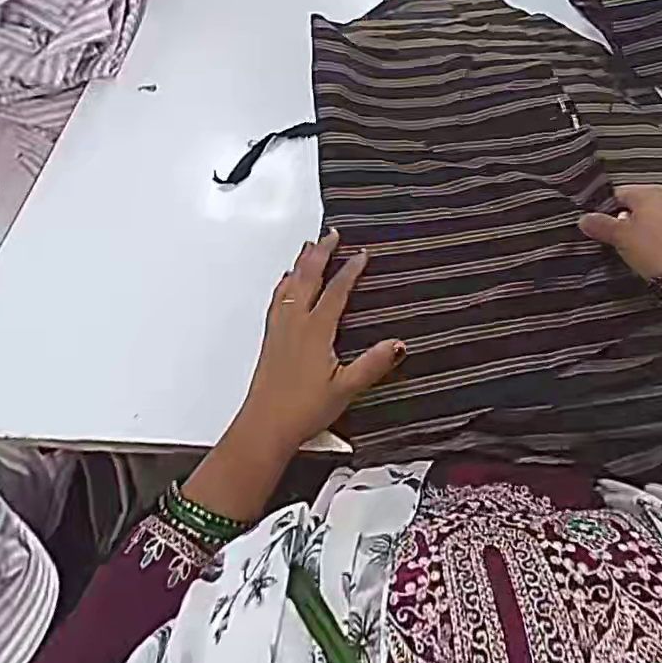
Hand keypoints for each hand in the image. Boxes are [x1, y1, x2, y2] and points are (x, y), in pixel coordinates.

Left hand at [232, 230, 405, 451]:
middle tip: (331, 235)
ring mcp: (280, 328)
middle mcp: (295, 323)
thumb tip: (398, 344)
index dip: (350, 270)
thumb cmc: (301, 410)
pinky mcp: (271, 338)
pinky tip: (285, 282)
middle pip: (308, 277)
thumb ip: (373, 364)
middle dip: (321, 253)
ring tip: (308, 247)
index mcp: (316, 330)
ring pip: (290, 284)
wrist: (264, 427)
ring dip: (301, 262)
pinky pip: (277, 299)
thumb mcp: (346, 389)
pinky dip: (284, 283)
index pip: (336, 290)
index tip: (361, 254)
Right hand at [578, 184, 661, 281]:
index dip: (604, 210)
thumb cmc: (654, 249)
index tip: (596, 227)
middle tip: (609, 241)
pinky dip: (653, 242)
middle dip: (622, 222)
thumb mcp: (621, 237)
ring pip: (649, 220)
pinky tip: (647, 256)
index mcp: (648, 191)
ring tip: (627, 252)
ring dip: (638, 233)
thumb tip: (583, 218)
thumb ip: (601, 225)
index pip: (618, 194)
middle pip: (635, 207)